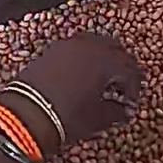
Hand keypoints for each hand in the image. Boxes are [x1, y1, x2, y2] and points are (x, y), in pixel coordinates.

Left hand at [10, 34, 140, 148]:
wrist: (27, 114)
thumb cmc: (67, 117)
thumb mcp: (97, 118)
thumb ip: (116, 111)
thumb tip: (124, 109)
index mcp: (105, 60)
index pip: (129, 69)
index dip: (135, 85)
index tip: (133, 100)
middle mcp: (89, 46)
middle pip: (115, 49)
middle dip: (122, 66)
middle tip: (124, 85)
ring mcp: (69, 45)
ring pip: (95, 44)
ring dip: (104, 58)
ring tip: (105, 78)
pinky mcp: (53, 50)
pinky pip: (77, 47)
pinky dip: (86, 57)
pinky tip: (84, 74)